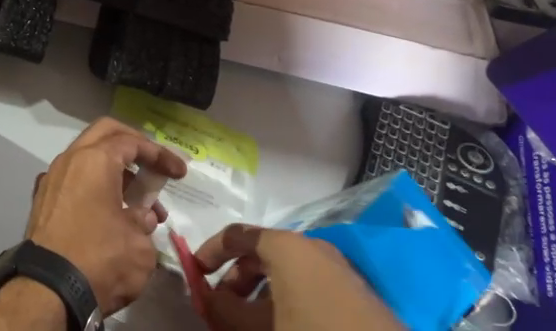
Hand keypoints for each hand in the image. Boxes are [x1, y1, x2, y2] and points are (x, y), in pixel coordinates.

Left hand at [26, 116, 187, 315]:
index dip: (159, 153)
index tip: (180, 172)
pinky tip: (112, 215)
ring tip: (142, 209)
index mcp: (94, 160)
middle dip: (133, 146)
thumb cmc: (101, 259)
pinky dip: (96, 186)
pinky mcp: (43, 198)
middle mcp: (69, 160)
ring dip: (116, 174)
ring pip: (88, 159)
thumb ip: (144, 222)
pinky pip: (74, 180)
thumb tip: (140, 215)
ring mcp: (51, 178)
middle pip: (104, 135)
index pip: (130, 142)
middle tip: (156, 168)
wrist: (50, 287)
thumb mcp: (139, 245)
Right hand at [195, 225, 402, 330]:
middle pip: (262, 253)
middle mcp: (312, 248)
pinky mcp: (359, 296)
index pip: (236, 235)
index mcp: (286, 246)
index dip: (210, 252)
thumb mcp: (260, 327)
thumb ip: (227, 310)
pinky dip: (290, 300)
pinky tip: (285, 326)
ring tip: (253, 323)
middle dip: (237, 278)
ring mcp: (340, 271)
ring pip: (288, 272)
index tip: (196, 273)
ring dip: (263, 293)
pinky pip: (312, 286)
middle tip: (224, 305)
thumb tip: (206, 297)